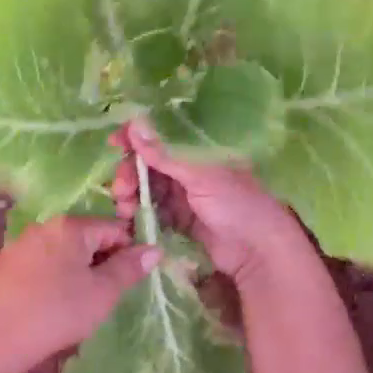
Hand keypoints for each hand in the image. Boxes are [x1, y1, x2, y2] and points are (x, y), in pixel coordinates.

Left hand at [0, 215, 157, 367]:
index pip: (112, 228)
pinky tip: (51, 303)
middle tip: (105, 294)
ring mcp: (20, 244)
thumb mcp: (102, 292)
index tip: (130, 280)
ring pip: (61, 251)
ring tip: (79, 302)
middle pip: (85, 237)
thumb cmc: (58, 312)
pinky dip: (52, 277)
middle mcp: (43, 226)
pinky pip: (40, 263)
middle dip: (101, 260)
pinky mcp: (4, 264)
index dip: (128, 251)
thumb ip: (129, 268)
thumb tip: (153, 249)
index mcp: (70, 226)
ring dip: (76, 269)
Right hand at [110, 118, 309, 286]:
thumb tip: (134, 122)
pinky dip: (140, 214)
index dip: (136, 139)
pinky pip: (154, 212)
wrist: (257, 251)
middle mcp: (190, 172)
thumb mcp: (198, 176)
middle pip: (149, 166)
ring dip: (131, 196)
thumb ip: (164, 153)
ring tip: (125, 209)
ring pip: (148, 190)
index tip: (114, 142)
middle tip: (120, 189)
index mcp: (199, 153)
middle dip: (129, 174)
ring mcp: (185, 198)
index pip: (161, 139)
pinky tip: (130, 220)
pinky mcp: (180, 222)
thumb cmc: (235, 204)